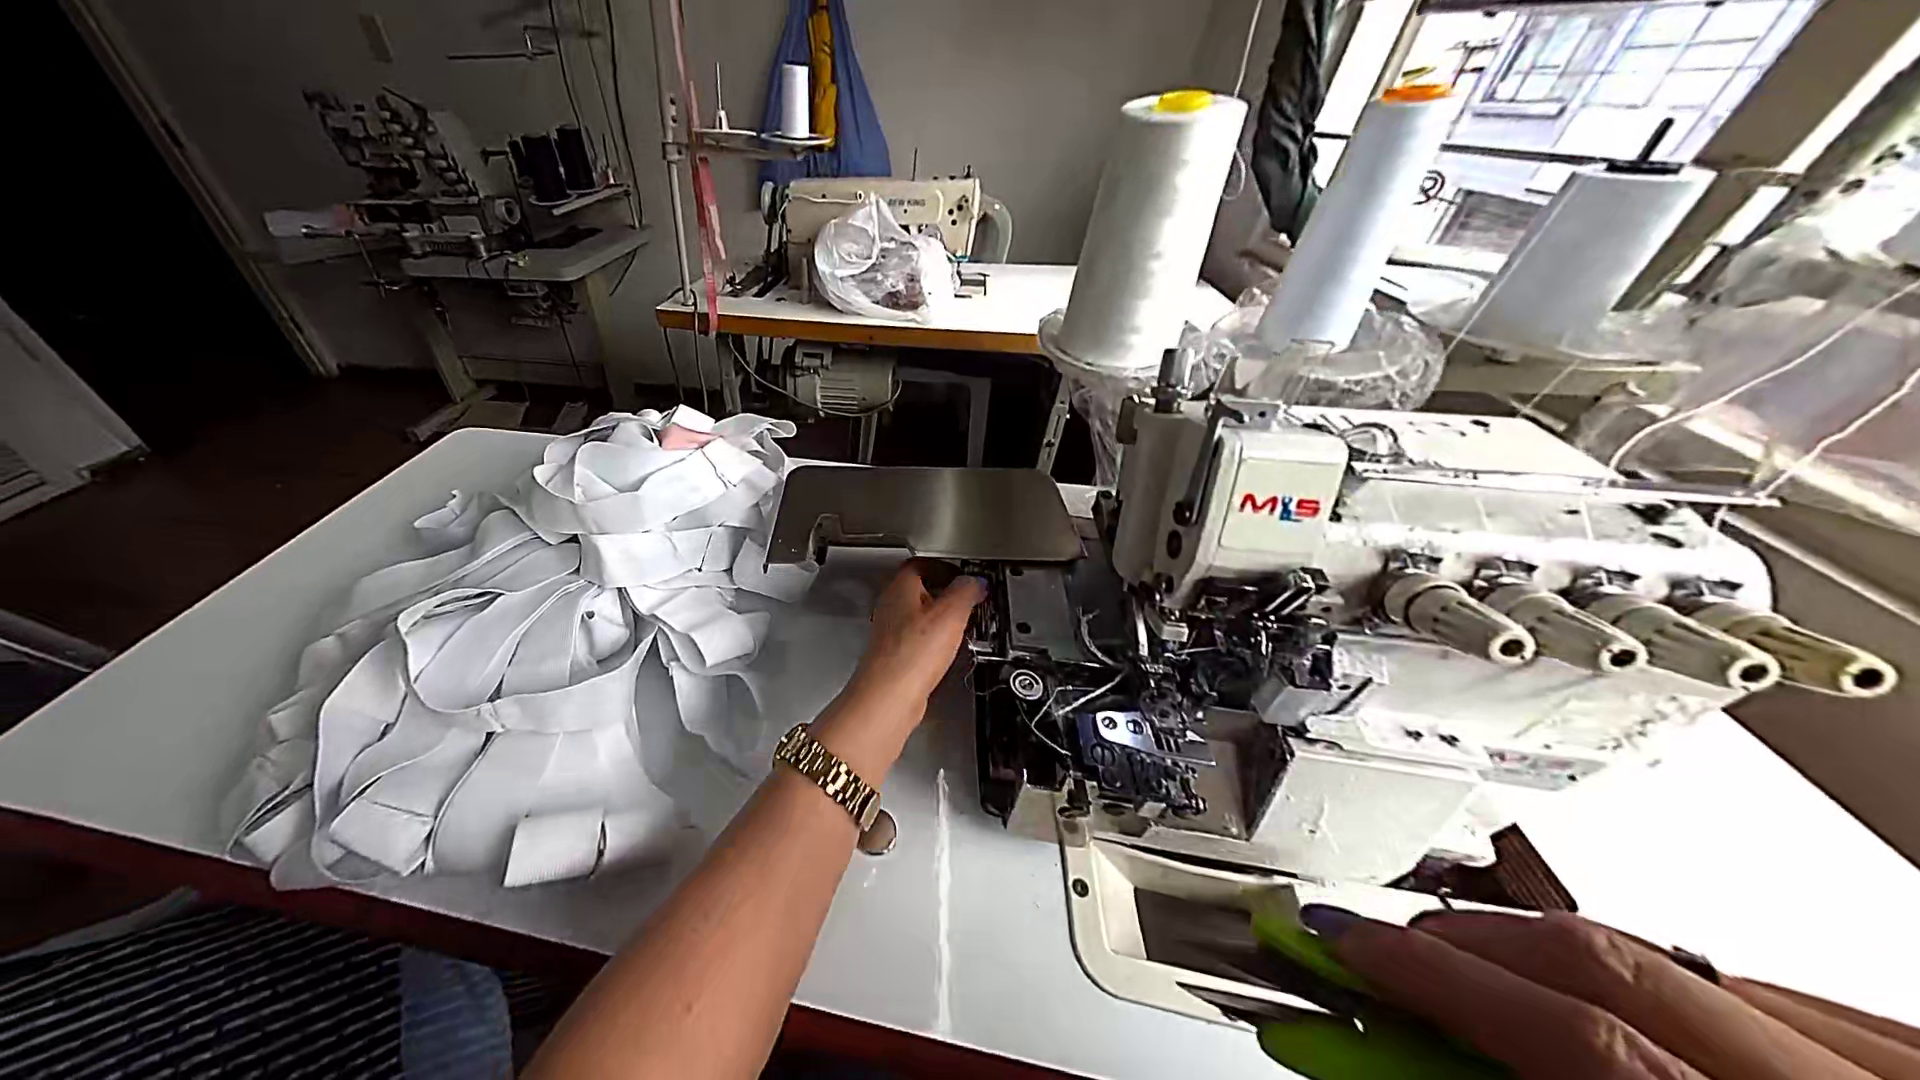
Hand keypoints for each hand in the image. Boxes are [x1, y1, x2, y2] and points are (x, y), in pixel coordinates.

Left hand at [812, 560, 984, 778]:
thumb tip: (975, 581)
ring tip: (960, 625)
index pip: (920, 564)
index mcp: (900, 589)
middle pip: (918, 590)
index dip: (943, 566)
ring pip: (918, 616)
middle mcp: (891, 609)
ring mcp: (891, 634)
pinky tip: (946, 652)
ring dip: (939, 618)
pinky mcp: (895, 657)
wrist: (890, 697)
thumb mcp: (951, 613)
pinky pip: (917, 641)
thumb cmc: (910, 655)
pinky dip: (933, 641)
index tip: (963, 575)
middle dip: (944, 593)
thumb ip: (966, 591)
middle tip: (965, 599)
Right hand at [1288, 906, 1889, 1079]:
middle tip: (1388, 946)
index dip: (1435, 980)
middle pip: (1609, 965)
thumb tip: (1404, 1058)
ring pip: (1672, 958)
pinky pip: (1756, 982)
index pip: (1574, 1041)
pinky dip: (1647, 973)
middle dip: (1469, 943)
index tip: (1347, 943)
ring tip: (1480, 967)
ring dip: (1543, 952)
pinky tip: (1608, 994)